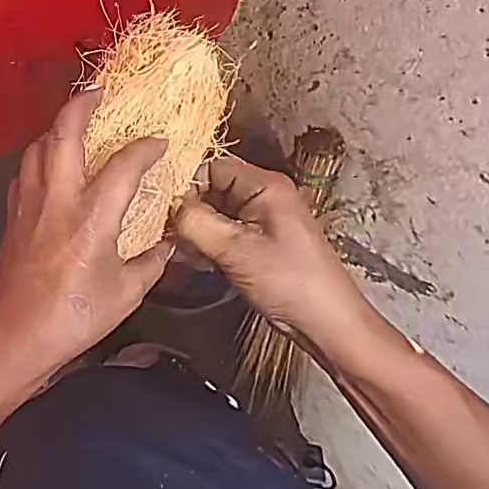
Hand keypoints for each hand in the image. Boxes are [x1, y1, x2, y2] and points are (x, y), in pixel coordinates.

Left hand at [0, 89, 174, 375]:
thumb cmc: (73, 316)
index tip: (158, 144)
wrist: (17, 333)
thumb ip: (151, 261)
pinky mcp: (13, 215)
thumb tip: (167, 244)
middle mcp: (59, 199)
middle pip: (64, 133)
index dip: (146, 148)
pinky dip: (39, 158)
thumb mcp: (127, 292)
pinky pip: (25, 171)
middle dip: (81, 103)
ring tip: (74, 123)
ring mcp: (30, 204)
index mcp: (93, 216)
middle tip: (98, 92)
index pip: (125, 164)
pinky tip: (50, 166)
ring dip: (57, 128)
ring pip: (38, 146)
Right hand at [173, 156, 371, 342]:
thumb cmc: (291, 282)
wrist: (325, 322)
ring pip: (215, 213)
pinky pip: (224, 232)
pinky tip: (198, 261)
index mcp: (265, 186)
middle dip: (188, 210)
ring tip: (183, 251)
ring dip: (196, 230)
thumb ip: (197, 223)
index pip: (213, 166)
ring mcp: (260, 220)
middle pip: (211, 189)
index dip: (186, 183)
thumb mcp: (236, 251)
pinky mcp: (257, 242)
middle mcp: (263, 196)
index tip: (162, 205)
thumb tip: (168, 206)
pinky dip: (208, 244)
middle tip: (168, 233)